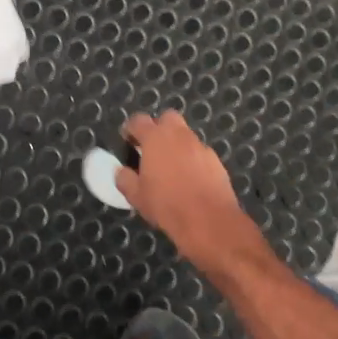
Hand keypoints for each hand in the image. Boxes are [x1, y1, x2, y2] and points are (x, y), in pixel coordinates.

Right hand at [116, 111, 263, 267]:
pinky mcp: (216, 161)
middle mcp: (179, 135)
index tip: (127, 141)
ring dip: (177, 145)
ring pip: (186, 136)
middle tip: (151, 149)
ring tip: (170, 168)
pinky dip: (193, 160)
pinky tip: (189, 180)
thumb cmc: (166, 204)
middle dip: (158, 128)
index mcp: (155, 138)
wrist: (209, 220)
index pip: (139, 121)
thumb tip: (121, 171)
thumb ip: (124, 179)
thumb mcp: (136, 196)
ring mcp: (200, 147)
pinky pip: (200, 153)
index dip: (130, 129)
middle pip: (167, 118)